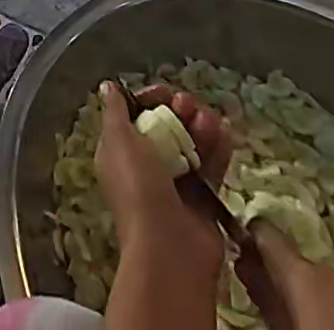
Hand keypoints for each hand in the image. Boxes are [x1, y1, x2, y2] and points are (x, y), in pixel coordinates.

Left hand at [95, 82, 232, 287]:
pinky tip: (225, 134)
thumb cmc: (137, 188)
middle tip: (188, 107)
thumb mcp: (118, 141)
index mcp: (120, 150)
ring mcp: (176, 180)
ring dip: (201, 126)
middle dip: (179, 110)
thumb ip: (115, 111)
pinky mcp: (203, 196)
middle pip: (166, 124)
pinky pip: (213, 164)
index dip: (150, 98)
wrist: (169, 249)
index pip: (135, 113)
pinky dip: (219, 148)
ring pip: (191, 141)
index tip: (165, 92)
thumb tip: (108, 85)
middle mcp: (147, 163)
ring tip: (209, 121)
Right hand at [250, 221, 333, 329]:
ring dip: (325, 302)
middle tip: (290, 313)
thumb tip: (245, 263)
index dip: (254, 240)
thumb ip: (265, 297)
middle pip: (303, 267)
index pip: (267, 234)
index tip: (245, 253)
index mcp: (304, 274)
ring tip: (323, 329)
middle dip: (294, 285)